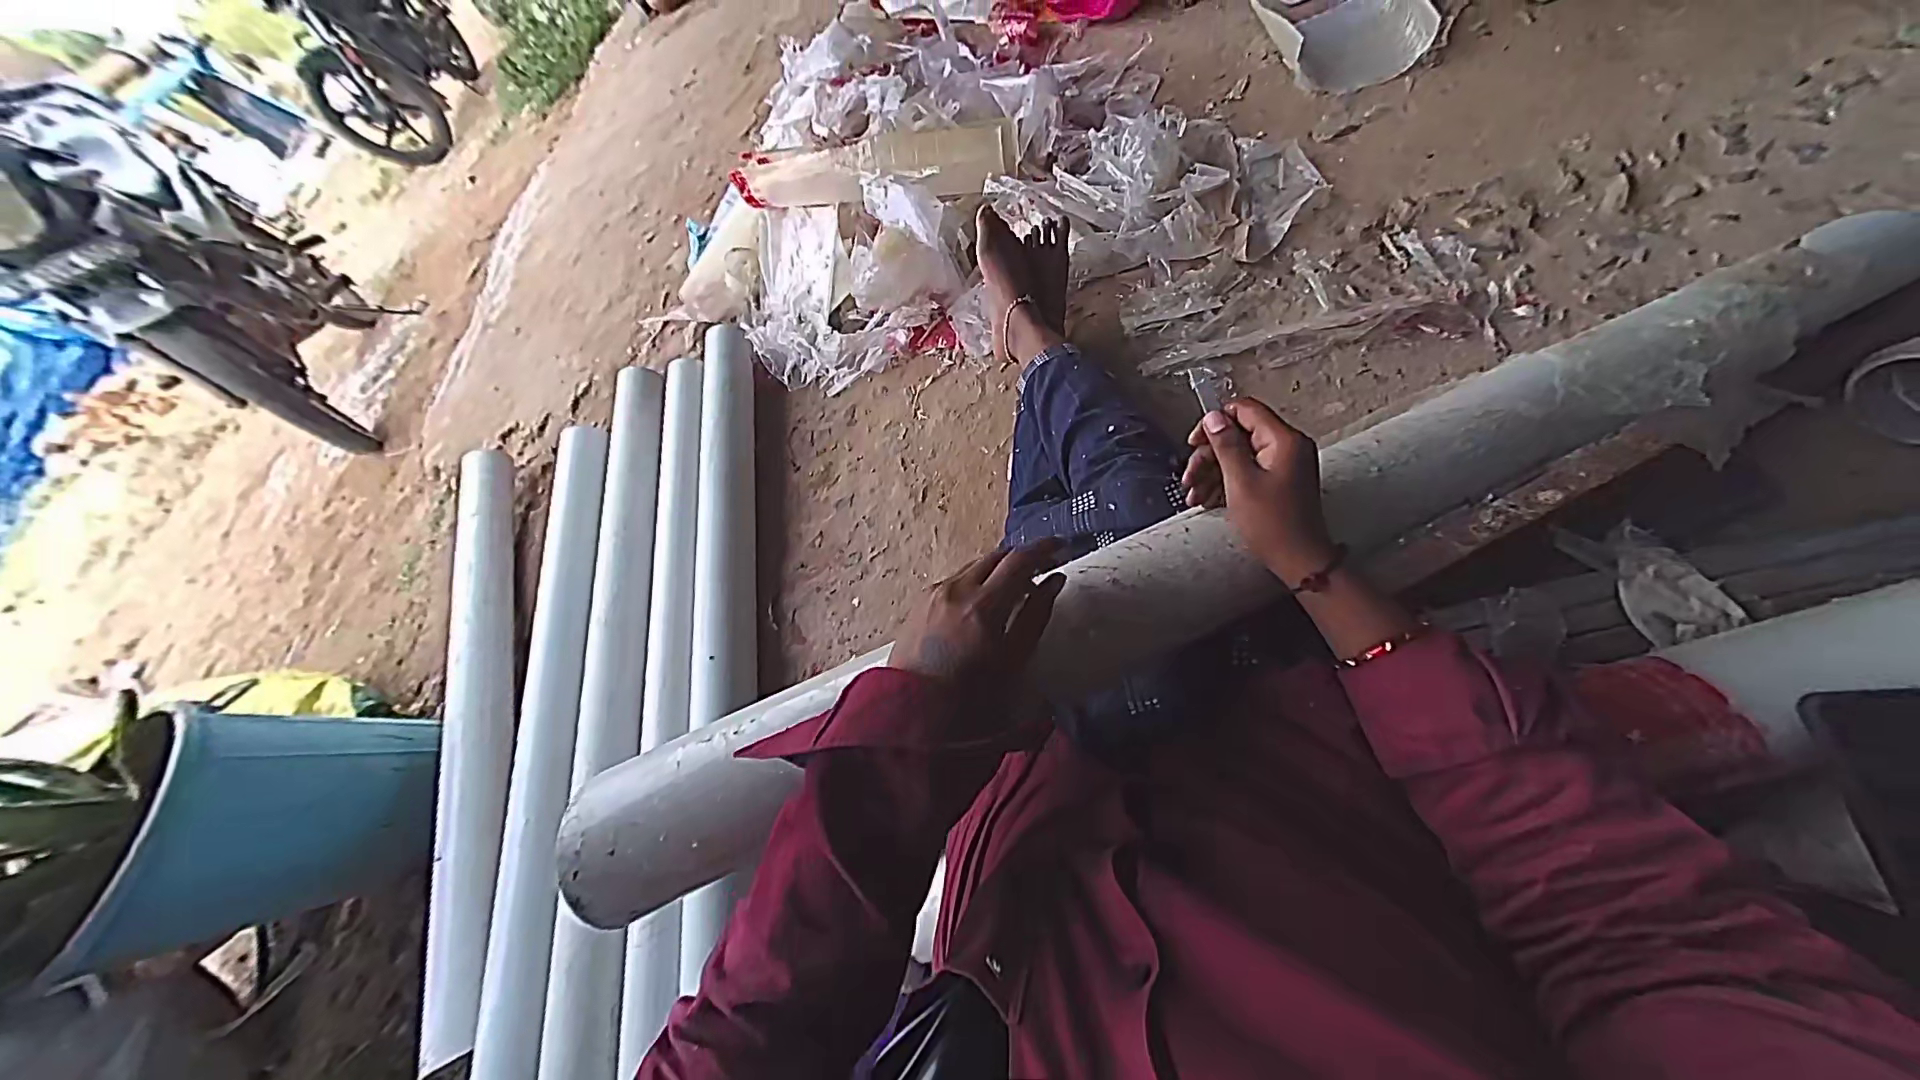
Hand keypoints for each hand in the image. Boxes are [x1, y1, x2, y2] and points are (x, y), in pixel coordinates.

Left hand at [890, 540, 1066, 695]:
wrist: (912, 713)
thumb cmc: (970, 698)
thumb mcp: (1014, 660)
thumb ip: (1036, 615)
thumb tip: (1053, 582)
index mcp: (983, 606)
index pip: (1019, 560)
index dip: (1044, 549)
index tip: (1060, 546)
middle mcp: (956, 590)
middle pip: (996, 556)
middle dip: (1022, 557)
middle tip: (1042, 567)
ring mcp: (935, 594)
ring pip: (975, 566)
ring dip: (998, 569)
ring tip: (1016, 587)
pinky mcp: (921, 602)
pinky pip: (956, 580)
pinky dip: (976, 581)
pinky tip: (985, 601)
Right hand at [1182, 398, 1338, 583]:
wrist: (1298, 559)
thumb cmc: (1274, 525)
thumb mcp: (1240, 482)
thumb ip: (1226, 445)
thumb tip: (1213, 417)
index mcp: (1283, 441)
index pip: (1245, 410)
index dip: (1215, 422)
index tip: (1196, 441)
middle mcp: (1287, 447)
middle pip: (1239, 434)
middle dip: (1210, 455)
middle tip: (1191, 476)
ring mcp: (1284, 464)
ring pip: (1239, 454)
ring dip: (1212, 472)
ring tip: (1195, 494)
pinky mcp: (1279, 480)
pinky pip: (1247, 470)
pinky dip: (1226, 482)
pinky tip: (1209, 498)